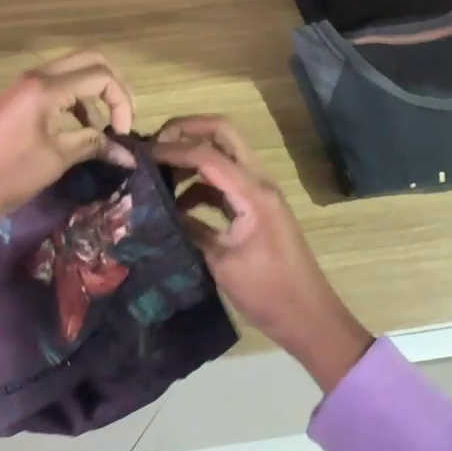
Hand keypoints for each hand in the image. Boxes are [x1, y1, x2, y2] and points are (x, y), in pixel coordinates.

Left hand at [0, 50, 137, 236]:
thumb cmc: (7, 174)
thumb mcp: (55, 159)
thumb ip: (93, 145)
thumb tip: (128, 155)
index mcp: (46, 87)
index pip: (100, 75)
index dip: (121, 101)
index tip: (123, 135)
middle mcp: (36, 76)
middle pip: (88, 61)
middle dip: (112, 87)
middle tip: (122, 120)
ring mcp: (23, 86)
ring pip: (71, 73)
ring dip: (93, 94)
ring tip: (102, 132)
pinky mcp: (16, 100)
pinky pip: (54, 87)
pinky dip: (74, 102)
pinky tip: (79, 131)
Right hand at [155, 116, 373, 392]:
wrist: (311, 320)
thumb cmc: (269, 294)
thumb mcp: (221, 263)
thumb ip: (189, 229)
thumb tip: (154, 210)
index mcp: (253, 193)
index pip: (206, 154)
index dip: (171, 150)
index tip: (140, 156)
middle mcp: (258, 181)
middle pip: (221, 133)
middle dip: (185, 130)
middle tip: (153, 146)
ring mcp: (259, 192)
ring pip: (223, 153)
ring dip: (191, 154)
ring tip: (158, 173)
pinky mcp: (255, 206)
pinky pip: (224, 179)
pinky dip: (199, 181)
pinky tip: (176, 204)